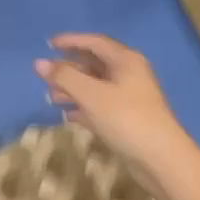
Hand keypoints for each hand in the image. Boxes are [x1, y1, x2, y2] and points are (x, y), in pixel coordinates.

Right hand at [36, 33, 193, 179]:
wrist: (160, 158)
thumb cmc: (126, 118)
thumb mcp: (92, 95)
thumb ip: (65, 77)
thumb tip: (39, 63)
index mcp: (125, 60)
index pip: (95, 42)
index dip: (71, 40)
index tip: (49, 43)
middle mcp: (129, 73)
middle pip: (95, 63)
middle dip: (70, 68)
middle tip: (46, 75)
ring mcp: (130, 97)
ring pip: (97, 86)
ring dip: (74, 89)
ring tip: (51, 97)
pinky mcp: (127, 118)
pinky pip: (101, 105)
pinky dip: (84, 107)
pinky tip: (69, 116)